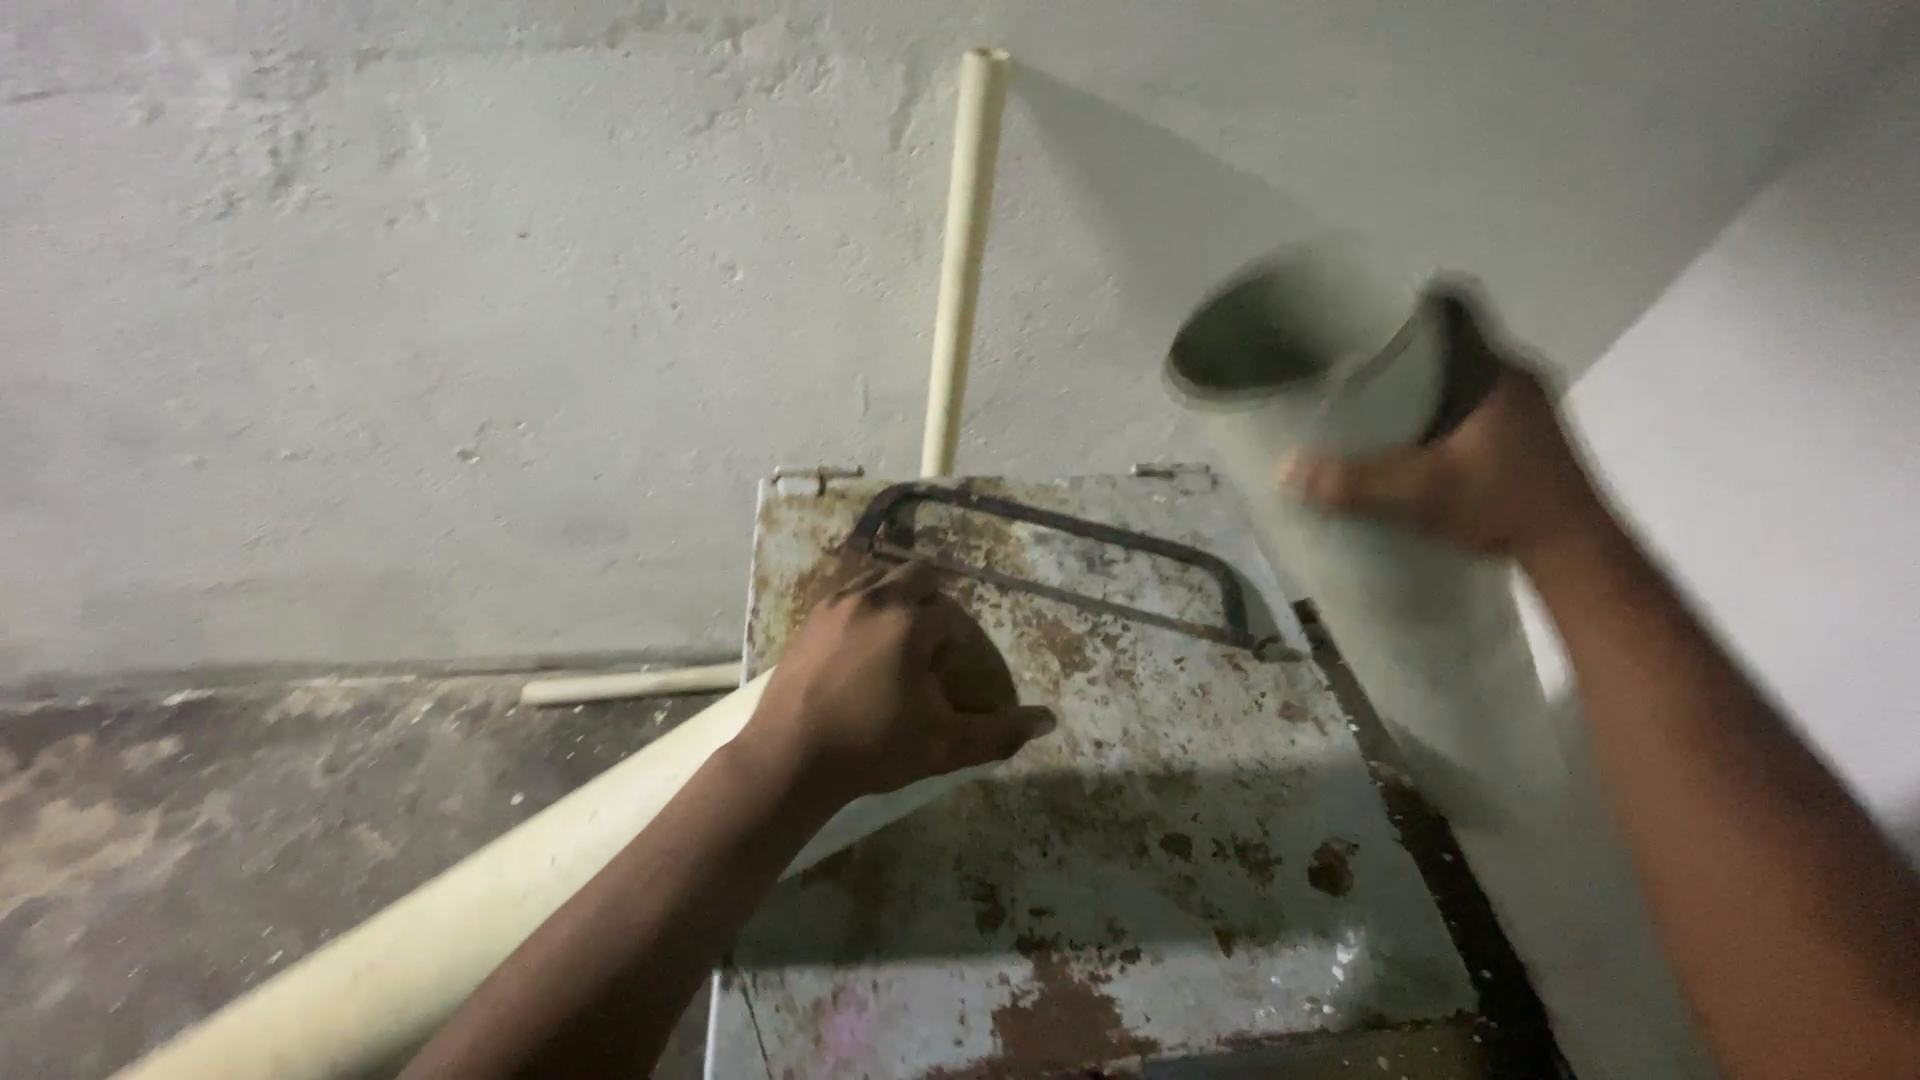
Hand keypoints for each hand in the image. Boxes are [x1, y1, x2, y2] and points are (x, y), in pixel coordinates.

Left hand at [739, 559, 1055, 806]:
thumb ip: (998, 734)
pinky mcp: (810, 619)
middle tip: (932, 640)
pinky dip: (865, 604)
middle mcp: (875, 600)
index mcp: (910, 624)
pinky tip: (862, 640)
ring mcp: (837, 605)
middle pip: (918, 574)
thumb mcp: (943, 746)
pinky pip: (848, 592)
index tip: (953, 670)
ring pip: (880, 577)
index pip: (952, 615)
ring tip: (899, 634)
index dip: (960, 640)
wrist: (790, 758)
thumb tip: (1047, 722)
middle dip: (933, 599)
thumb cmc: (872, 748)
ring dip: (898, 595)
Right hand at [1275, 287, 1610, 560]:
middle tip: (1346, 372)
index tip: (1359, 323)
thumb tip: (1286, 470)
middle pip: (1446, 348)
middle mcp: (1513, 379)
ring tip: (1365, 407)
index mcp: (1495, 373)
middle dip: (1396, 358)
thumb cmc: (1504, 506)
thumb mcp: (1421, 493)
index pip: (1451, 311)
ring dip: (1415, 391)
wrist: (1576, 553)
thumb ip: (1354, 481)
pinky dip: (1432, 415)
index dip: (1403, 311)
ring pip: (1455, 380)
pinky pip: (1465, 408)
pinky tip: (1405, 440)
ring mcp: (1523, 408)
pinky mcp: (1523, 437)